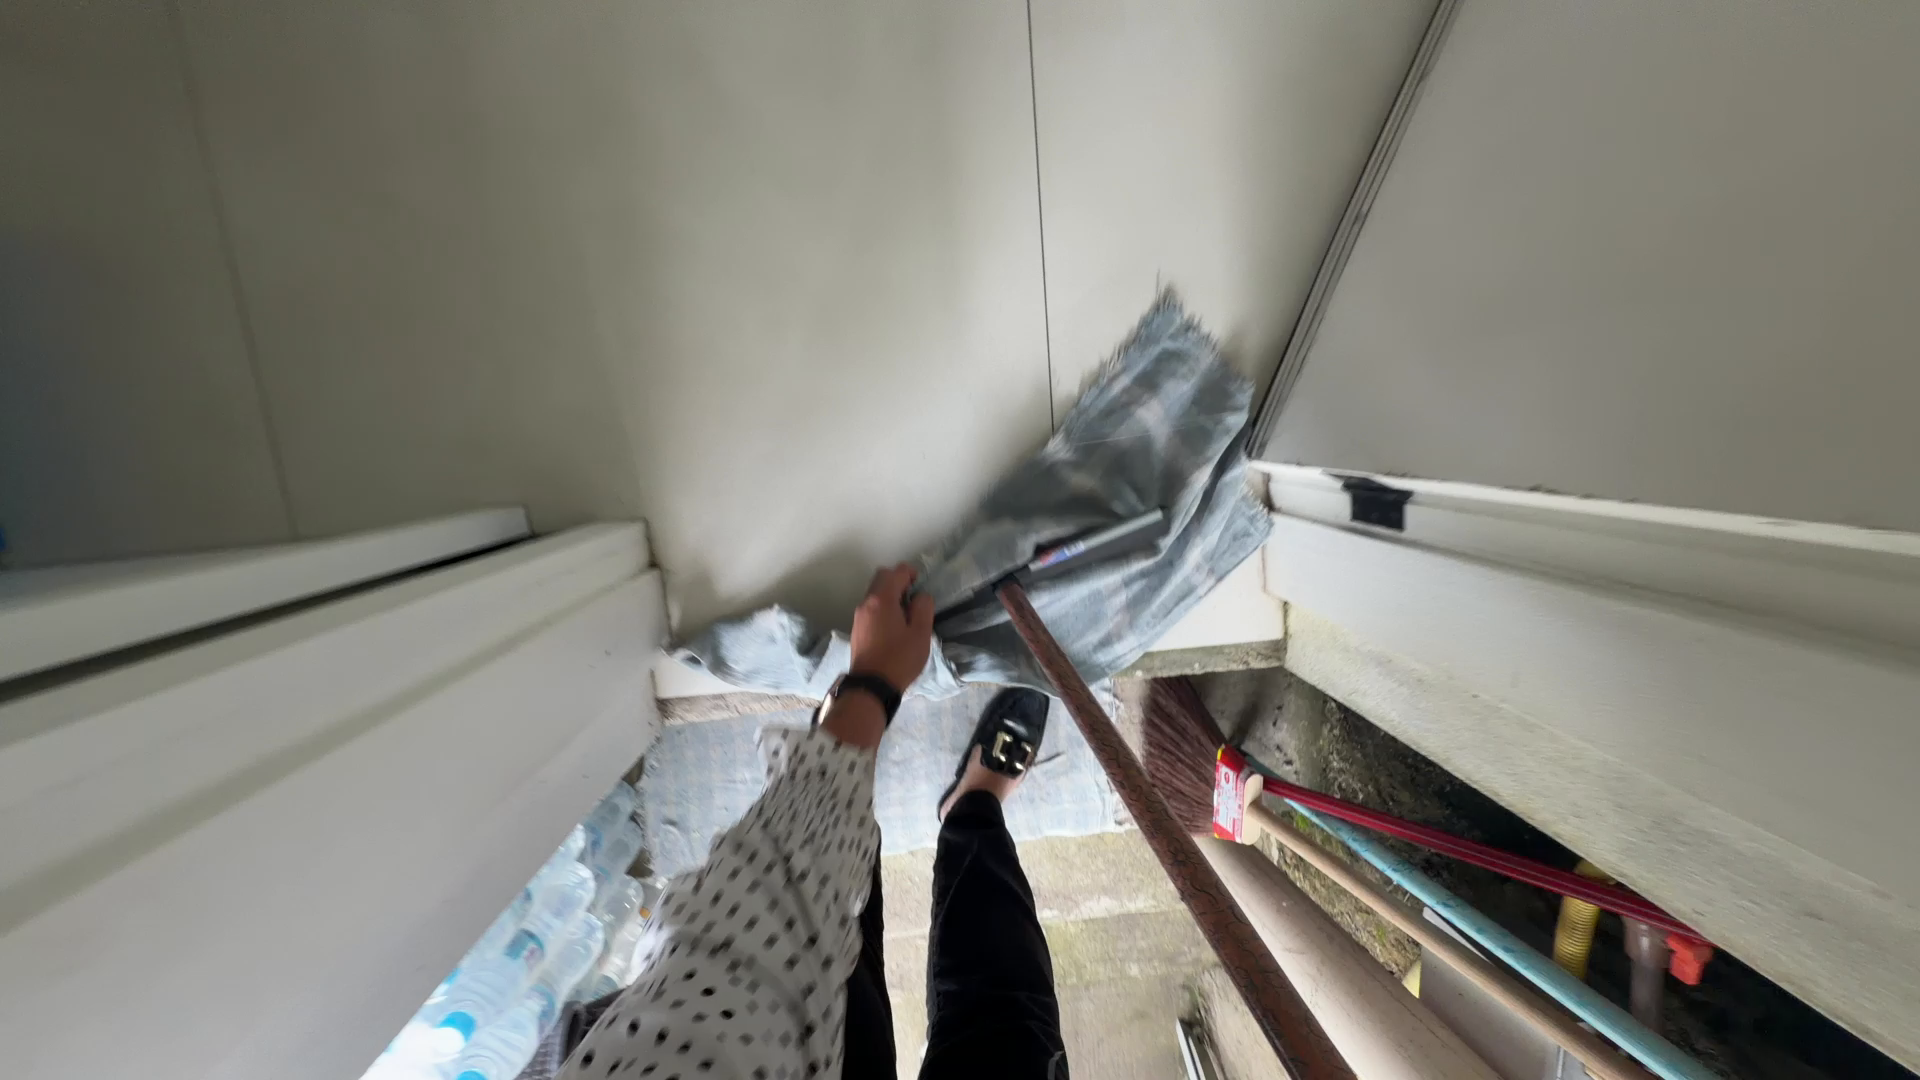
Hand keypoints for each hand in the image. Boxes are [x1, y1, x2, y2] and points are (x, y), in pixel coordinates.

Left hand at [849, 563, 935, 691]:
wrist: (871, 685)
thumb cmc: (899, 658)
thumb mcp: (921, 633)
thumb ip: (923, 608)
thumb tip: (920, 596)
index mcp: (882, 600)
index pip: (896, 572)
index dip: (911, 573)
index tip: (920, 584)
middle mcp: (866, 603)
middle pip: (881, 578)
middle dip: (898, 580)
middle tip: (913, 596)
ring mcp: (859, 616)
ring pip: (874, 593)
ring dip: (890, 595)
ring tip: (906, 613)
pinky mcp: (857, 629)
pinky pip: (871, 607)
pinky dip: (883, 607)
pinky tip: (894, 625)